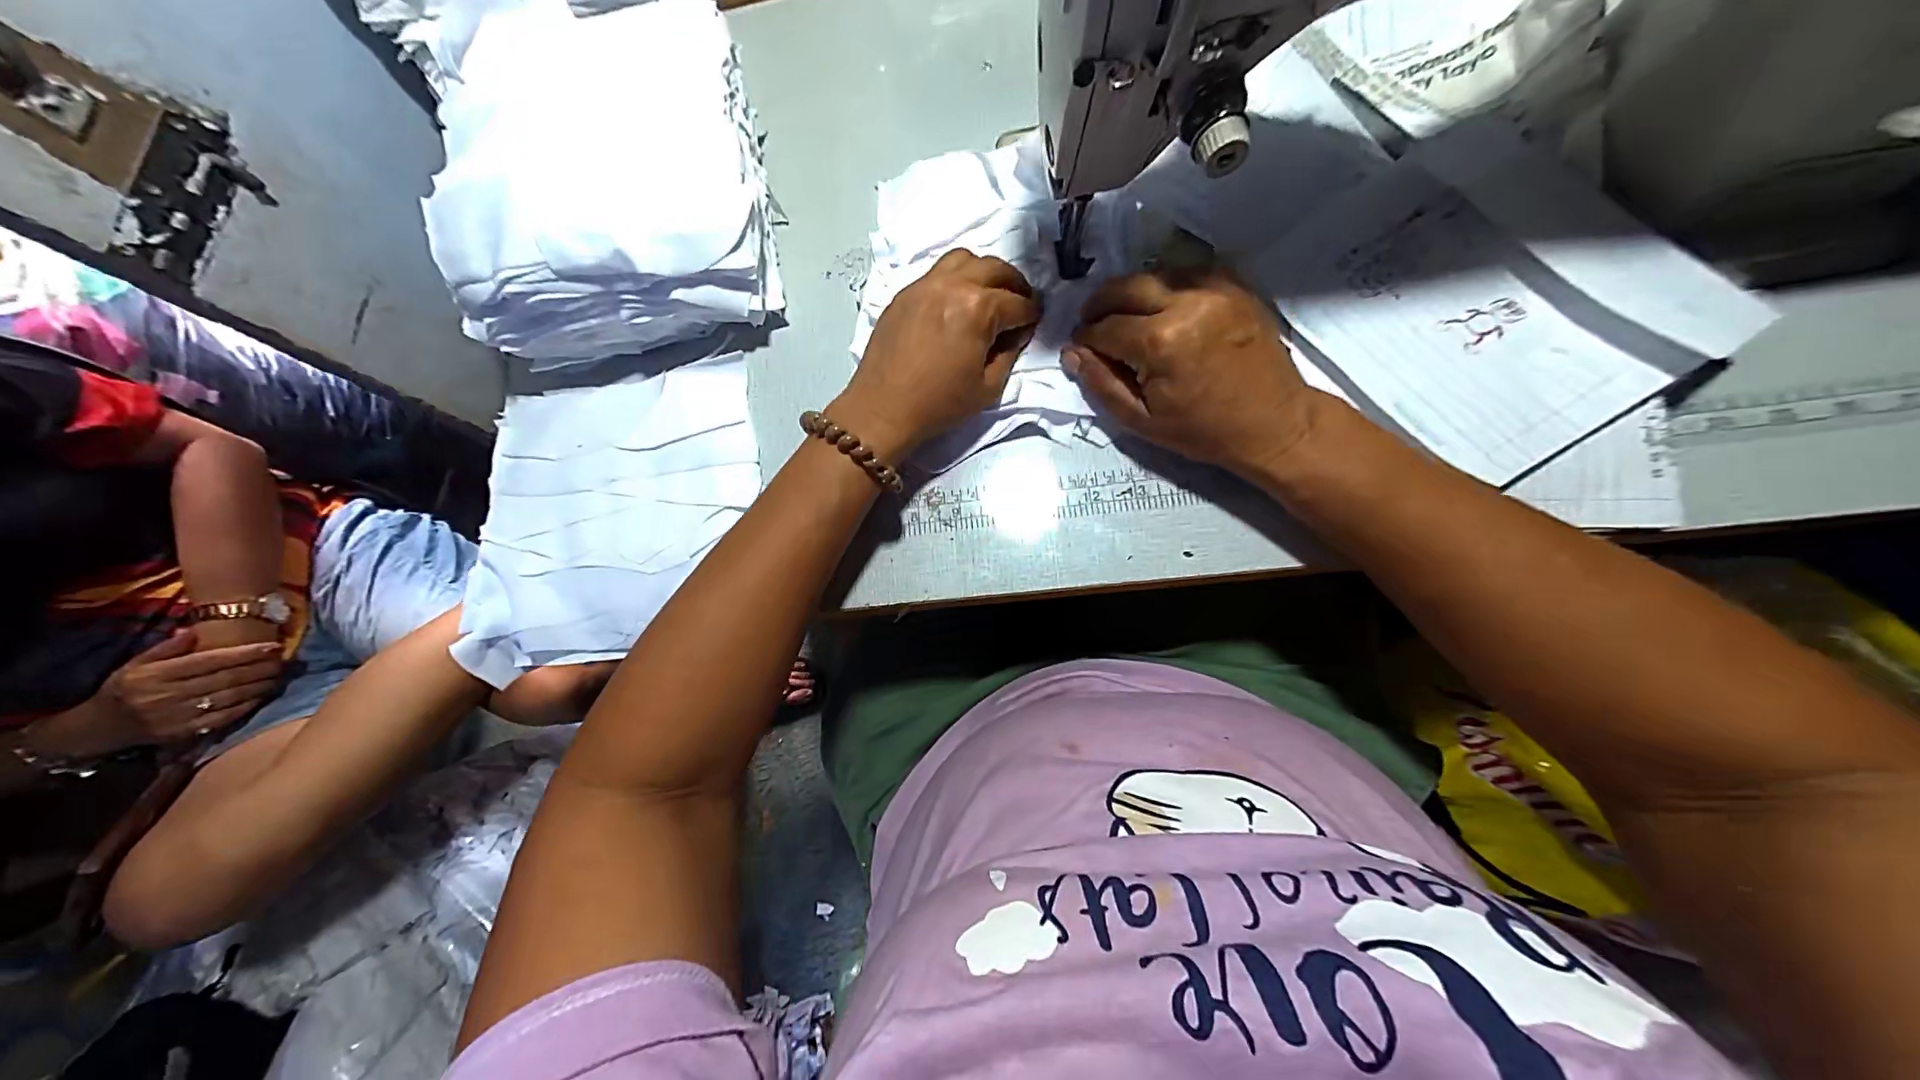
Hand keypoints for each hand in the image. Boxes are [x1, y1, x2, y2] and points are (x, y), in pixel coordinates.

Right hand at [42, 630, 285, 755]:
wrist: (100, 727)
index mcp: (154, 675)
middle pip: (226, 679)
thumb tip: (196, 630)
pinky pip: (226, 716)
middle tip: (285, 660)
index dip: (245, 653)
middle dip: (261, 668)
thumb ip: (168, 647)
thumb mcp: (137, 664)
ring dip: (262, 685)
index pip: (209, 661)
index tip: (274, 646)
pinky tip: (264, 694)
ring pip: (231, 697)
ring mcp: (177, 716)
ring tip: (281, 674)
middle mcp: (166, 695)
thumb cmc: (127, 688)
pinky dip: (249, 704)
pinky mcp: (186, 733)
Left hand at [832, 249, 1041, 459]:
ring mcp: (924, 286)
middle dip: (1015, 285)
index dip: (1032, 315)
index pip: (1018, 303)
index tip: (1033, 323)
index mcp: (978, 308)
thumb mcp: (988, 387)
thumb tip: (1016, 333)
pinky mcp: (905, 294)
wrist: (883, 409)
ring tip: (989, 294)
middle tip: (1020, 303)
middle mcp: (952, 286)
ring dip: (984, 272)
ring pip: (964, 259)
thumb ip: (1009, 353)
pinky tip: (957, 302)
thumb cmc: (939, 404)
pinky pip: (937, 272)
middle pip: (995, 268)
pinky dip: (955, 279)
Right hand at [1066, 267, 1329, 478]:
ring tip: (1125, 315)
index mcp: (1161, 342)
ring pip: (1154, 273)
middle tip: (1092, 322)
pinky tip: (1161, 307)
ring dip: (1132, 292)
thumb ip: (1101, 384)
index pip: (1104, 327)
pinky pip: (1187, 272)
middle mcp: (1186, 303)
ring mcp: (1215, 288)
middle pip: (1124, 286)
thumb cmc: (1204, 430)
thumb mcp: (1142, 421)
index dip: (1085, 338)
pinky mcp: (1235, 284)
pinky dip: (1166, 286)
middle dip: (1100, 304)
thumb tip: (1072, 353)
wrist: (1274, 423)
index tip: (1080, 347)